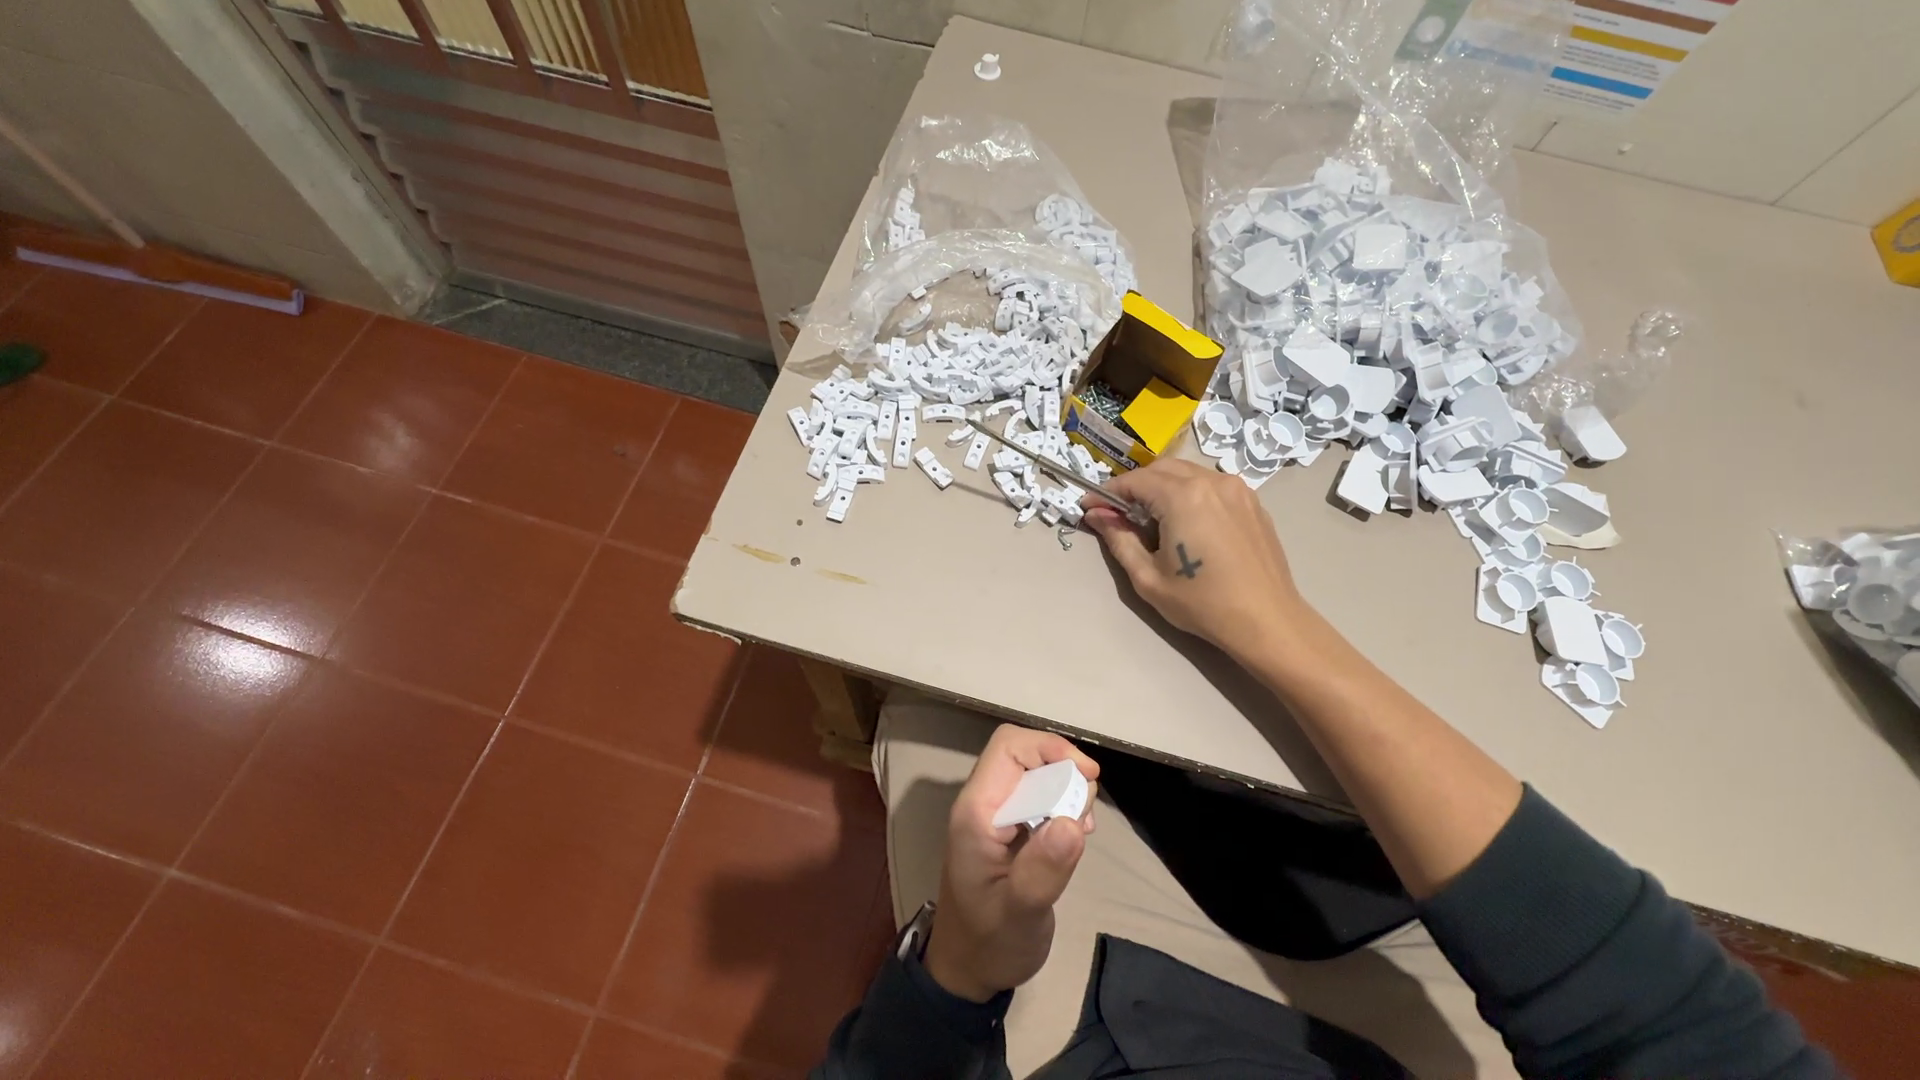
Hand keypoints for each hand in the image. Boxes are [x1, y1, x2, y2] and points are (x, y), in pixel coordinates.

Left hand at [923, 724, 1098, 1002]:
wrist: (968, 971)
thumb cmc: (989, 944)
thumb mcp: (1019, 914)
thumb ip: (1042, 869)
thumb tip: (1071, 822)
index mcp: (977, 812)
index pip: (1009, 748)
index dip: (1049, 748)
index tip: (1087, 776)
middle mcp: (984, 805)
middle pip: (1024, 755)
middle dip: (1062, 770)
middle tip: (1085, 809)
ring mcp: (996, 817)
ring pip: (1034, 774)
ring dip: (1065, 789)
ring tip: (1082, 826)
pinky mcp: (1011, 831)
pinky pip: (1039, 798)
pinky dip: (1063, 806)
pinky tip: (1076, 835)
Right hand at [1082, 457, 1311, 663]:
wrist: (1266, 620)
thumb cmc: (1202, 603)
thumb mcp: (1148, 577)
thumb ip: (1119, 539)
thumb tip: (1097, 515)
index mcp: (1183, 496)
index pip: (1134, 481)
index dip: (1108, 493)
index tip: (1090, 508)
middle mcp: (1211, 481)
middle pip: (1161, 469)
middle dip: (1135, 486)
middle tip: (1119, 514)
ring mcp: (1237, 490)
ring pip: (1189, 473)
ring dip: (1163, 487)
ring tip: (1153, 519)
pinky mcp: (1253, 503)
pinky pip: (1212, 485)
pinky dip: (1191, 493)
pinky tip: (1187, 524)